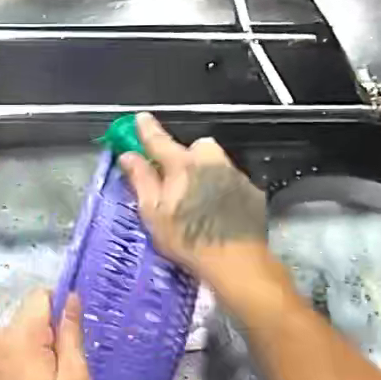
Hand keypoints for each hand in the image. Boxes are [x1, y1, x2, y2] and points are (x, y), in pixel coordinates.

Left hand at [0, 290, 89, 379]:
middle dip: (54, 333)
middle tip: (68, 370)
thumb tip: (73, 298)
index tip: (76, 339)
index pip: (42, 296)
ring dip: (43, 349)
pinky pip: (14, 349)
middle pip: (33, 314)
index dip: (64, 310)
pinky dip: (29, 360)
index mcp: (19, 338)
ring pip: (25, 332)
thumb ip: (72, 337)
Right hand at [117, 113, 274, 289]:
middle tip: (177, 179)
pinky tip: (219, 211)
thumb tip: (129, 156)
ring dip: (205, 173)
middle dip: (186, 156)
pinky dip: (223, 189)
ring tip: (198, 200)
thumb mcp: (153, 213)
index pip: (159, 139)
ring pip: (216, 163)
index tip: (141, 118)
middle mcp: (211, 161)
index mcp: (183, 164)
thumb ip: (141, 180)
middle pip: (196, 147)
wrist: (236, 261)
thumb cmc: (188, 240)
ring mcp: (235, 174)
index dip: (146, 129)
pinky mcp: (251, 191)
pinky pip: (232, 181)